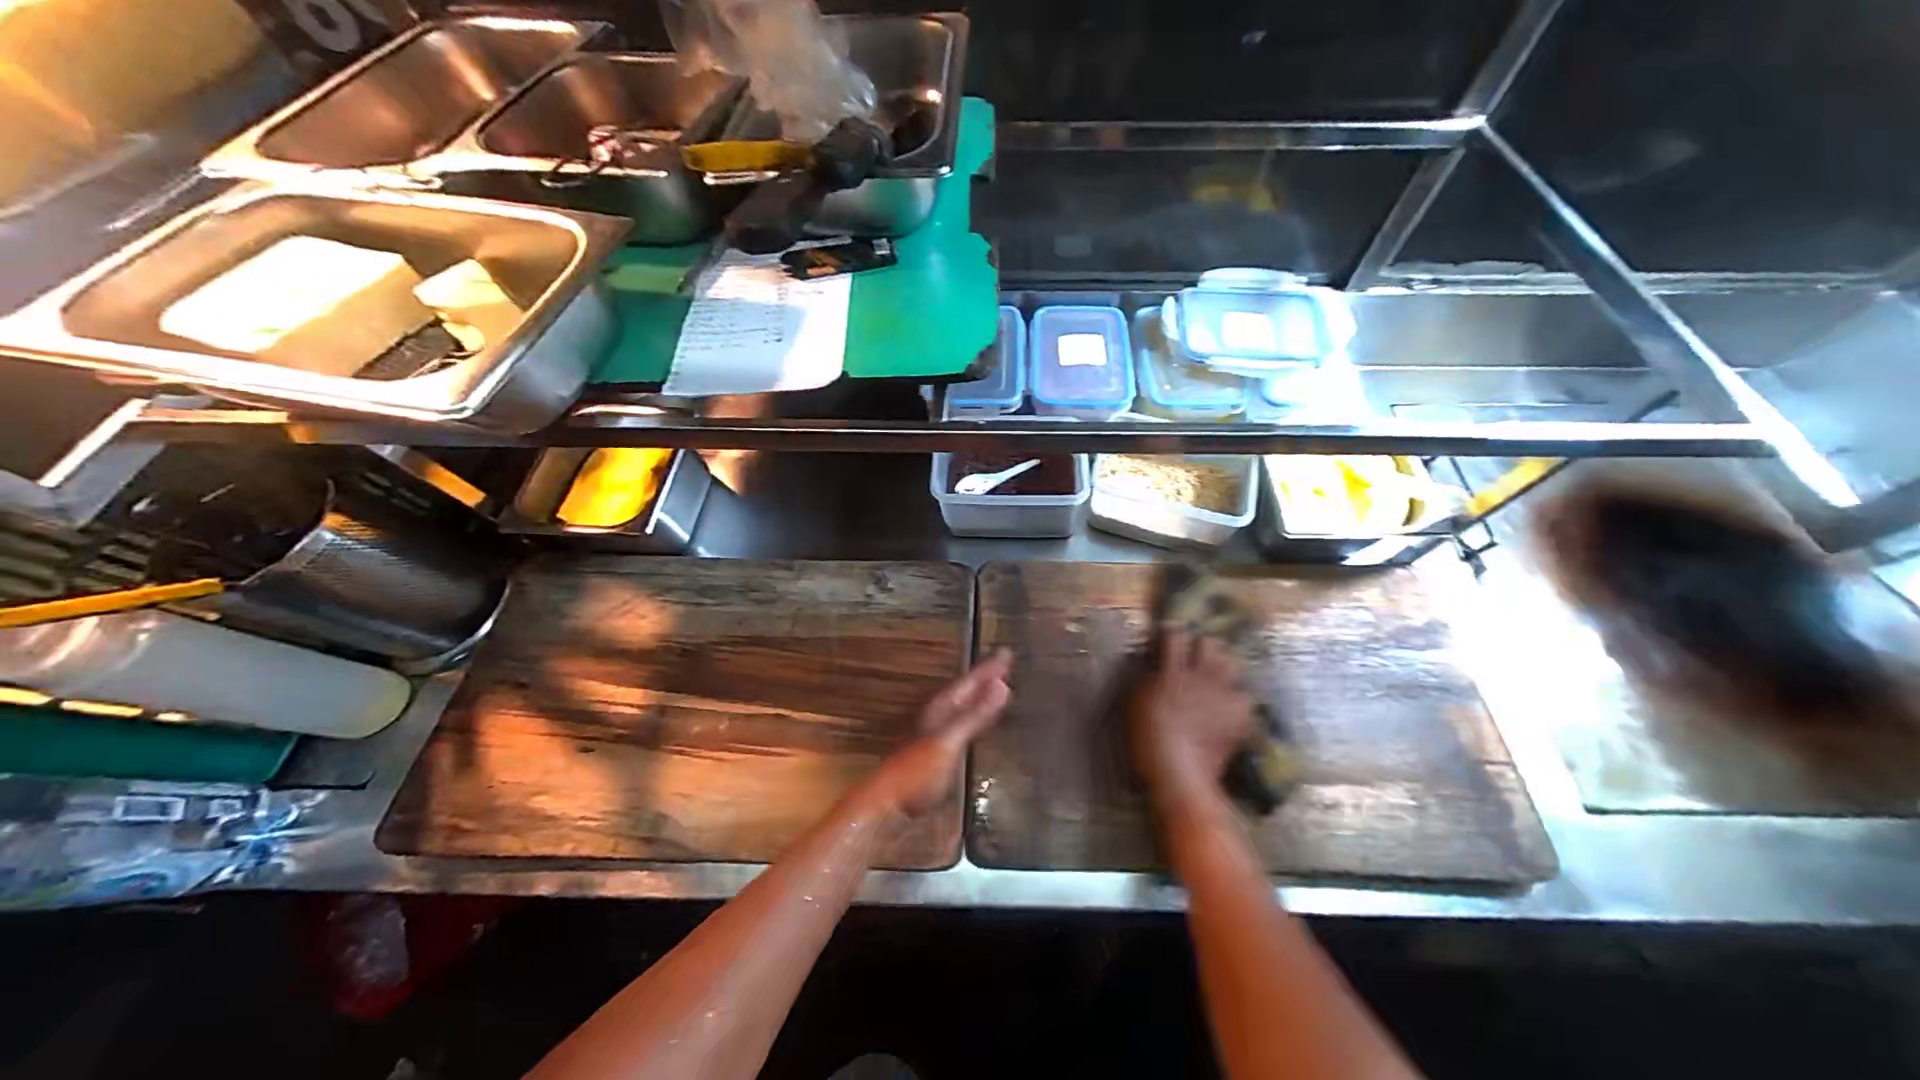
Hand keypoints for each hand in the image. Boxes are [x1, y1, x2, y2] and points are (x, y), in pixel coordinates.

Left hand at [855, 648, 1012, 816]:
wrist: (885, 804)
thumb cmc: (914, 774)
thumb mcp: (949, 741)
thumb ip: (975, 715)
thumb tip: (1002, 686)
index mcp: (939, 710)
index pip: (968, 682)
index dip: (988, 668)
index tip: (1006, 652)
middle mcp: (935, 718)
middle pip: (964, 691)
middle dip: (984, 678)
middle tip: (1003, 665)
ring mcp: (933, 735)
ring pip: (961, 707)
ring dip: (978, 697)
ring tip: (994, 689)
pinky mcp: (934, 754)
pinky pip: (959, 725)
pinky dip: (972, 719)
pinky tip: (975, 726)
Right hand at [1130, 629, 1255, 804]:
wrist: (1180, 773)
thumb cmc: (1147, 740)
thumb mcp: (1135, 703)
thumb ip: (1148, 678)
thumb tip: (1155, 665)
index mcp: (1172, 671)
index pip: (1175, 636)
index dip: (1172, 632)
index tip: (1170, 635)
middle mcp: (1201, 676)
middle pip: (1210, 643)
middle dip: (1204, 647)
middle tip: (1196, 659)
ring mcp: (1224, 694)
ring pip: (1232, 665)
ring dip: (1223, 669)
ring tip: (1216, 681)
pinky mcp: (1241, 715)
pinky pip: (1245, 697)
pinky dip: (1237, 701)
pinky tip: (1230, 710)